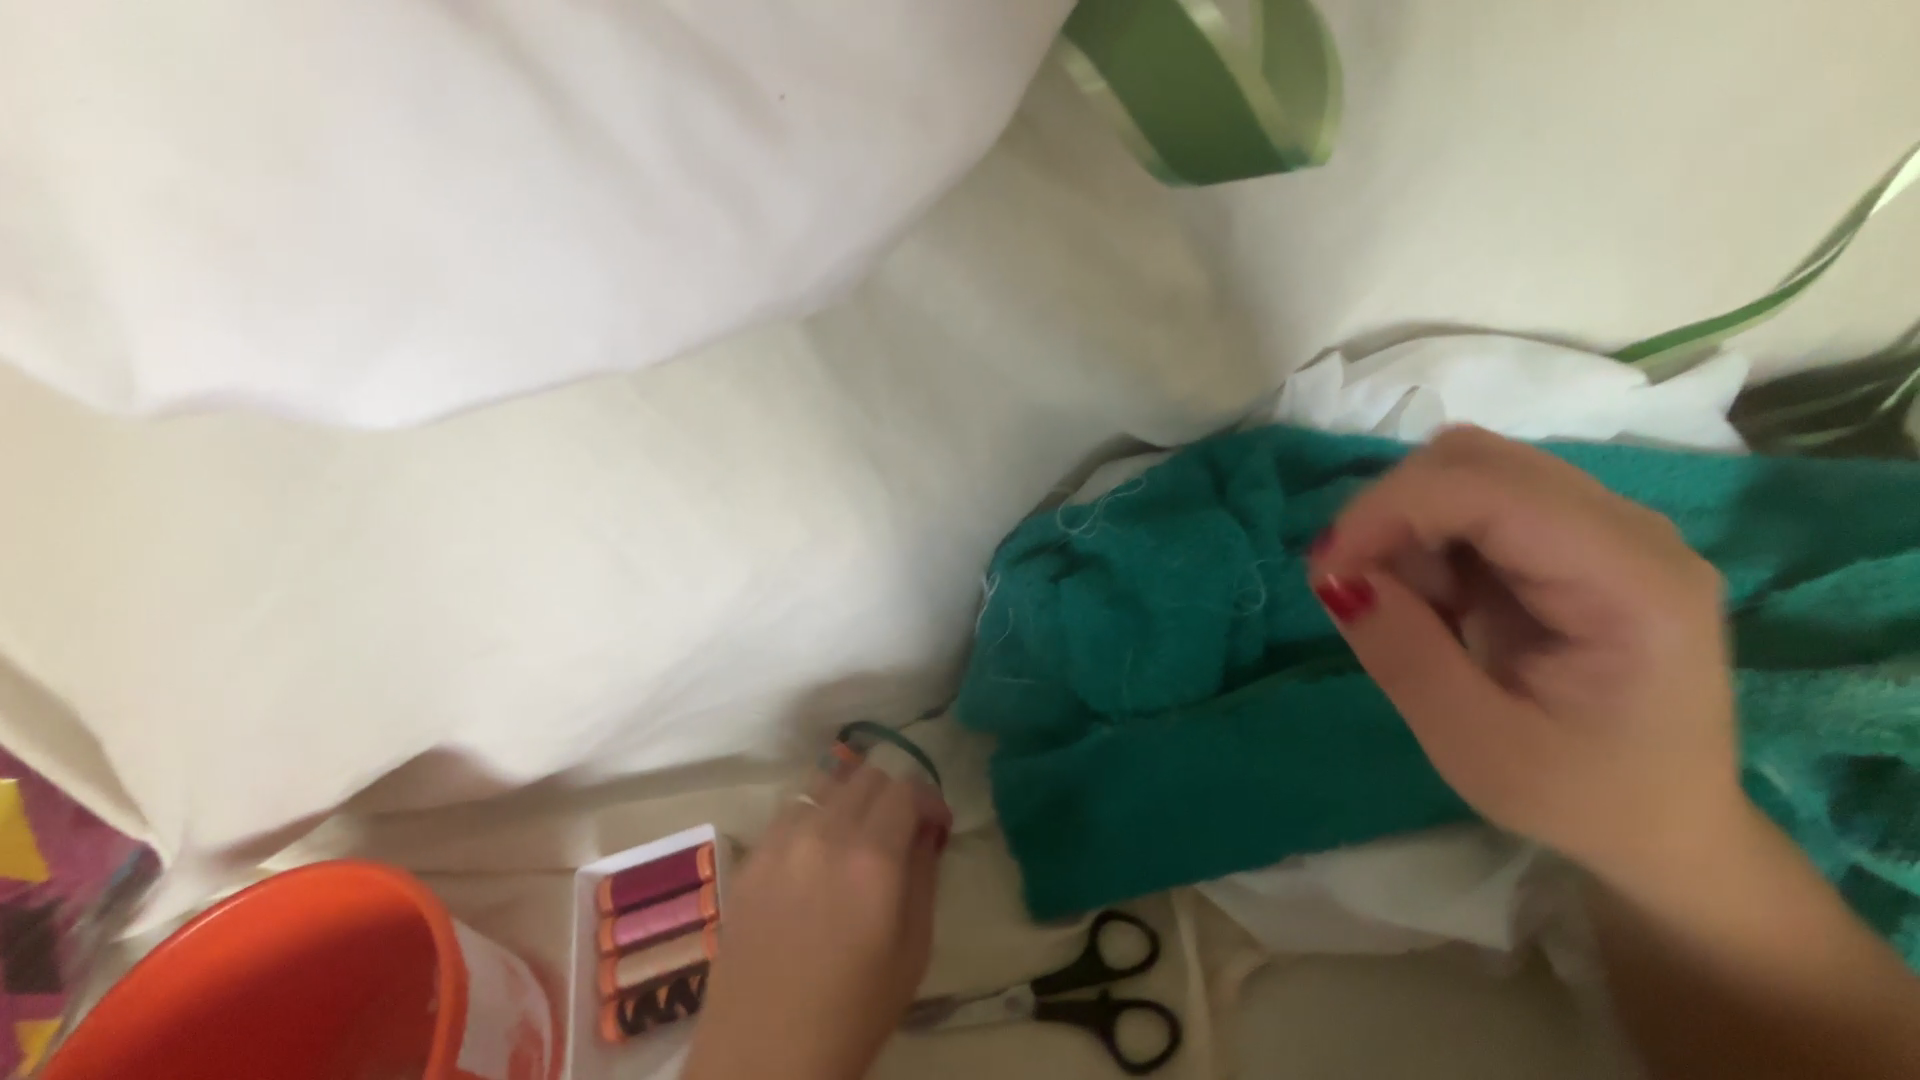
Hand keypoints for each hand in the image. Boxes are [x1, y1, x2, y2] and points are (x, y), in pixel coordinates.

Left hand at [684, 762, 950, 1079]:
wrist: (764, 1055)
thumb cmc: (853, 1013)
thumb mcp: (913, 951)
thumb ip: (924, 877)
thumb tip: (926, 832)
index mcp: (872, 859)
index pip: (907, 789)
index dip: (930, 799)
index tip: (937, 825)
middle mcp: (824, 834)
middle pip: (867, 776)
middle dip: (894, 795)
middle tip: (902, 830)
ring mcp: (780, 842)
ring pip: (824, 783)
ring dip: (851, 797)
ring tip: (857, 834)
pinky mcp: (751, 858)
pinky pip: (789, 811)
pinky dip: (814, 814)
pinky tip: (817, 852)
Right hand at [1306, 427, 1742, 893]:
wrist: (1666, 825)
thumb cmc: (1580, 798)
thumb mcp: (1474, 746)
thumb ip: (1403, 654)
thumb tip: (1334, 576)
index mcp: (1631, 584)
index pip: (1488, 488)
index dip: (1388, 510)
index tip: (1324, 572)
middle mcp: (1630, 531)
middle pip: (1476, 460)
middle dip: (1392, 512)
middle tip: (1358, 590)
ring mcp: (1606, 527)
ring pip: (1468, 472)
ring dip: (1409, 527)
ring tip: (1410, 609)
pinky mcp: (1577, 538)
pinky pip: (1476, 502)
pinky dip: (1429, 540)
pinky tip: (1439, 603)